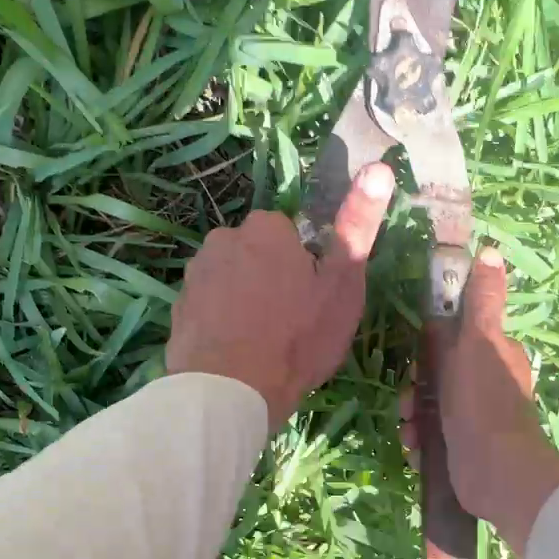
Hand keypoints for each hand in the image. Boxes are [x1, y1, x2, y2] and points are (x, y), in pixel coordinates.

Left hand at [167, 164, 394, 430]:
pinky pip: (209, 308)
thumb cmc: (298, 337)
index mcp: (266, 230)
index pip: (287, 234)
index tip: (312, 299)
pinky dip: (222, 324)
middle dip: (271, 279)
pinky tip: (238, 354)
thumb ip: (358, 226)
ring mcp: (195, 275)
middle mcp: (223, 239)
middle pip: (256, 254)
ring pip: (231, 280)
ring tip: (264, 343)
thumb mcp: (343, 285)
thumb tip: (380, 167)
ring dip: (245, 301)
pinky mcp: (178, 310)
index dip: (304, 266)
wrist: (231, 391)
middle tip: (292, 324)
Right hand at [403, 247, 558, 553]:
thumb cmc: (484, 402)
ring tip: (412, 431)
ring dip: (414, 417)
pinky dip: (421, 441)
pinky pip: (433, 436)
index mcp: (496, 355)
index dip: (430, 349)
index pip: (455, 339)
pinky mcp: (465, 449)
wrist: (496, 473)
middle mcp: (488, 385)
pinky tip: (417, 450)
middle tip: (411, 403)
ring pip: (431, 407)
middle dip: (417, 389)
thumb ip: (482, 301)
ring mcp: (477, 419)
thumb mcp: (480, 341)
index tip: (417, 363)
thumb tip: (490, 252)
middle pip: (438, 376)